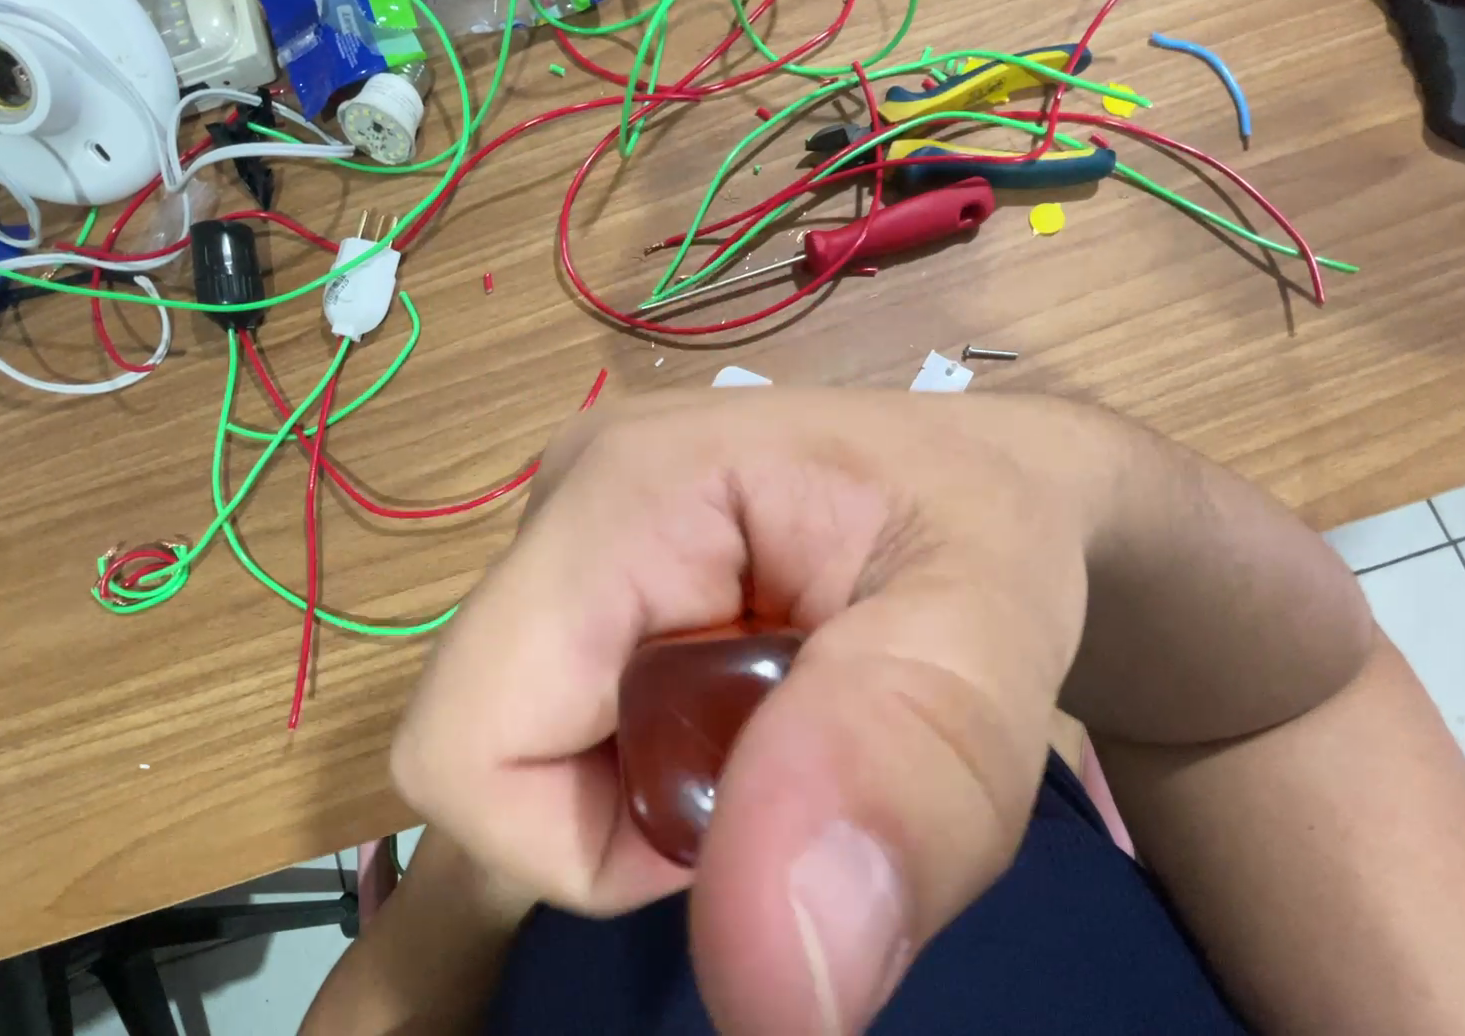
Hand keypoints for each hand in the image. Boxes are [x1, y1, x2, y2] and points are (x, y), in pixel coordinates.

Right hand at [392, 390, 1117, 1034]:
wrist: (972, 480)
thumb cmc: (988, 522)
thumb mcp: (993, 622)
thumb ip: (913, 761)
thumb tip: (775, 985)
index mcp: (623, 492)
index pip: (471, 743)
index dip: (598, 845)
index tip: (754, 804)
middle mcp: (556, 507)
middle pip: (501, 751)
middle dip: (648, 807)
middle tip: (787, 747)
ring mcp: (560, 541)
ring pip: (534, 746)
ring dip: (659, 785)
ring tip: (779, 712)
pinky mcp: (581, 579)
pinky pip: (567, 724)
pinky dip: (655, 758)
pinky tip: (738, 699)